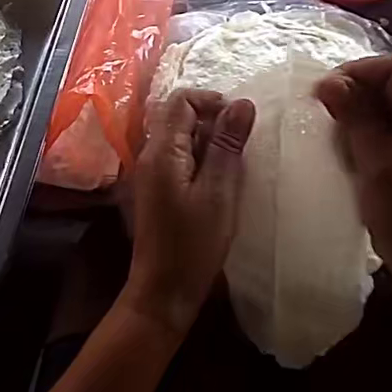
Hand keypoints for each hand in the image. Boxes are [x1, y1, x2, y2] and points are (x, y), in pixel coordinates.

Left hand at [121, 88, 255, 335]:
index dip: (212, 101)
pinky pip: (178, 158)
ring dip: (209, 141)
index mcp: (162, 152)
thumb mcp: (219, 193)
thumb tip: (241, 103)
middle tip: (241, 145)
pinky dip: (201, 159)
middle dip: (212, 120)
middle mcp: (149, 156)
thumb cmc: (194, 244)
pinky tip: (220, 180)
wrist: (164, 290)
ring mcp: (150, 173)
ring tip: (235, 163)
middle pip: (178, 115)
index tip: (240, 122)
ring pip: (180, 137)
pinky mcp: (156, 189)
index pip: (181, 101)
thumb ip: (228, 145)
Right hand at [314, 54, 391, 307]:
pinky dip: (374, 133)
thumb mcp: (379, 170)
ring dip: (363, 114)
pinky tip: (353, 150)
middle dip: (358, 93)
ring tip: (335, 133)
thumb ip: (358, 120)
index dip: (356, 73)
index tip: (320, 95)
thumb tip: (331, 82)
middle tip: (323, 115)